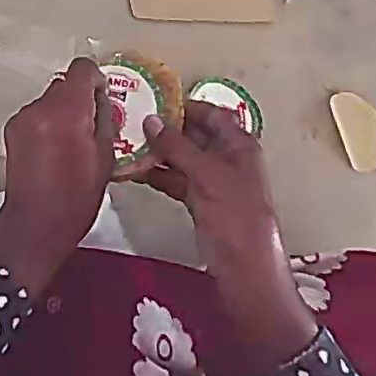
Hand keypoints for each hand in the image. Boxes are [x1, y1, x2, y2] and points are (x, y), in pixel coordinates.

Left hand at [0, 57, 119, 293]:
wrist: (35, 227)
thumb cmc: (77, 196)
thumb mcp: (105, 156)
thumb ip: (104, 118)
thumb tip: (100, 97)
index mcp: (67, 111)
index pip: (81, 68)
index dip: (95, 78)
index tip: (101, 97)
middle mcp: (41, 107)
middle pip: (65, 84)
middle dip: (79, 98)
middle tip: (90, 125)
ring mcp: (23, 118)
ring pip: (50, 99)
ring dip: (62, 111)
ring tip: (71, 143)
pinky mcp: (12, 130)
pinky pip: (37, 114)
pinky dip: (47, 122)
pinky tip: (53, 150)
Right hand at [143, 102, 317, 370]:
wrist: (247, 274)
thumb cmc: (234, 217)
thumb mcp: (206, 175)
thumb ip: (177, 146)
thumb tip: (151, 119)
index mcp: (238, 145)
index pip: (212, 114)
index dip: (186, 106)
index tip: (155, 101)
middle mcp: (227, 159)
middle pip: (195, 135)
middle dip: (167, 129)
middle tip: (134, 120)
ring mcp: (214, 183)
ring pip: (184, 159)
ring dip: (159, 153)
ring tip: (129, 144)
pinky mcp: (202, 205)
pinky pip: (178, 182)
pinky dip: (160, 176)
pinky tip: (136, 172)